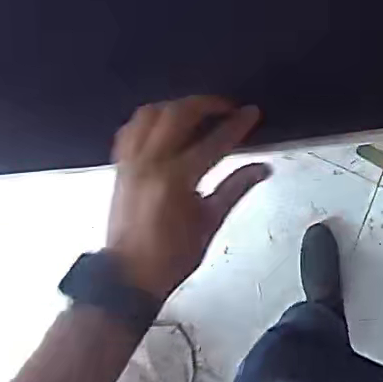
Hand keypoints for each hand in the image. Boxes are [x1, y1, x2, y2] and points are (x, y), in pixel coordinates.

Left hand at [105, 97, 270, 297]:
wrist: (127, 278)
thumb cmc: (171, 255)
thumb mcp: (211, 221)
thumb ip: (236, 187)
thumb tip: (262, 168)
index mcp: (177, 179)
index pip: (215, 140)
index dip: (238, 124)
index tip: (252, 112)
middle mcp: (150, 164)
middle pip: (178, 114)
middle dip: (206, 103)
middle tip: (226, 106)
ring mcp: (131, 164)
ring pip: (150, 115)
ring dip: (176, 106)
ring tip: (196, 110)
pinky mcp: (120, 168)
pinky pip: (130, 130)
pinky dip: (149, 121)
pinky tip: (163, 125)